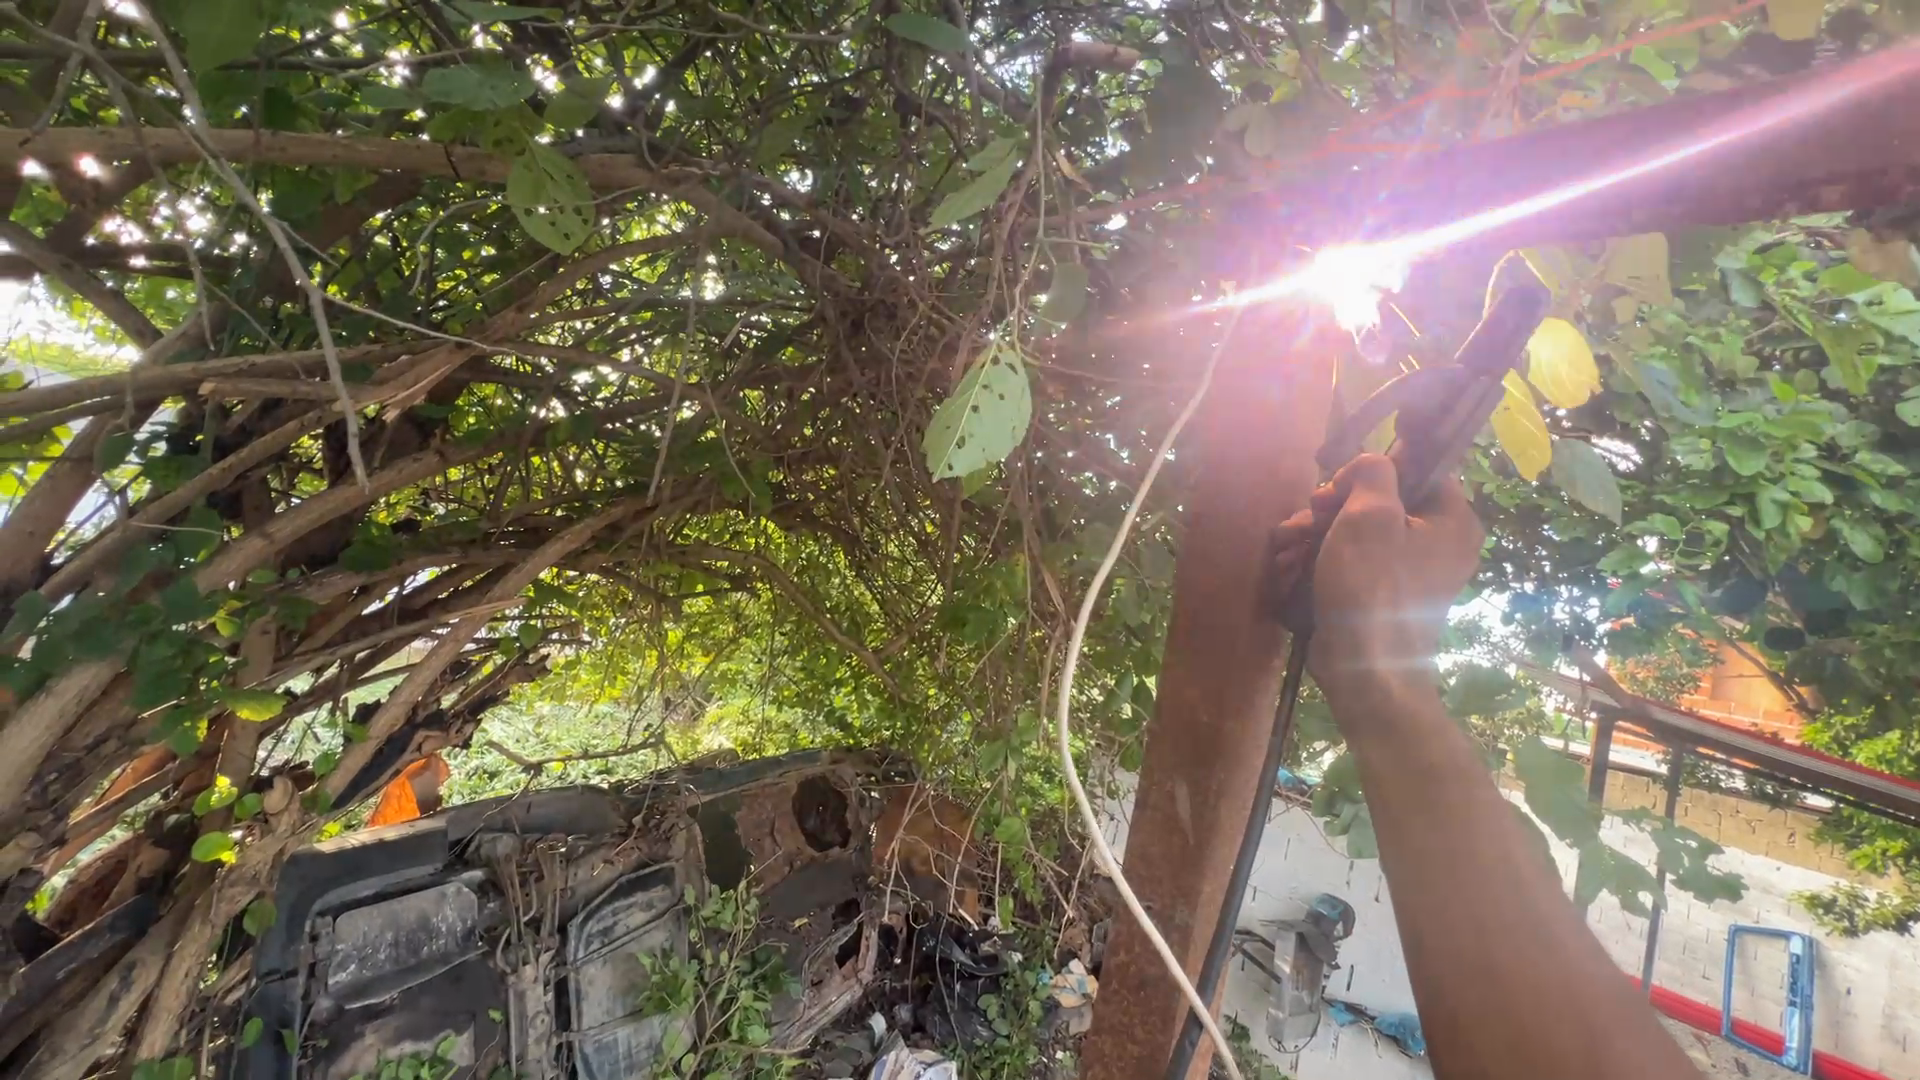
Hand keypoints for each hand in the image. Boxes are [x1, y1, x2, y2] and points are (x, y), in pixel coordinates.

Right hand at [1273, 455, 1482, 706]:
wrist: (1365, 667)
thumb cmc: (1371, 586)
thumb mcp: (1368, 516)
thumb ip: (1371, 473)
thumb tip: (1367, 464)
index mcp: (1452, 520)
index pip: (1417, 470)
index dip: (1370, 472)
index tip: (1335, 489)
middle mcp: (1439, 543)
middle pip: (1379, 502)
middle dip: (1330, 509)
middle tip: (1304, 521)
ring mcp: (1410, 572)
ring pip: (1357, 532)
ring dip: (1315, 534)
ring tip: (1286, 549)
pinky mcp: (1381, 594)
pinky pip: (1352, 561)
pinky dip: (1320, 560)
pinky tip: (1291, 568)